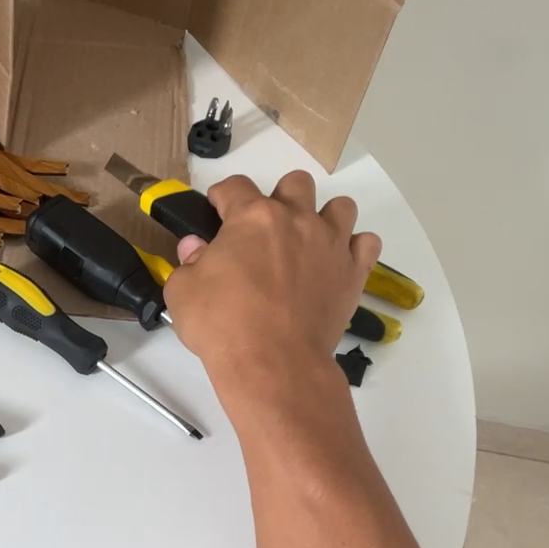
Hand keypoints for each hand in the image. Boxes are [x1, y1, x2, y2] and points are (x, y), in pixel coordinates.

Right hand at [164, 172, 380, 397]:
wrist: (272, 363)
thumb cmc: (222, 326)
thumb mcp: (182, 293)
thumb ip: (188, 263)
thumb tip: (195, 248)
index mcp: (252, 218)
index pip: (235, 187)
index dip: (222, 194)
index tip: (217, 206)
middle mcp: (296, 220)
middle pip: (295, 184)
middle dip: (278, 198)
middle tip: (263, 230)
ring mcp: (331, 244)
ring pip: (340, 207)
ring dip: (323, 217)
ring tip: (306, 242)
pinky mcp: (353, 273)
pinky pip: (366, 244)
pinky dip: (352, 248)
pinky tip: (334, 263)